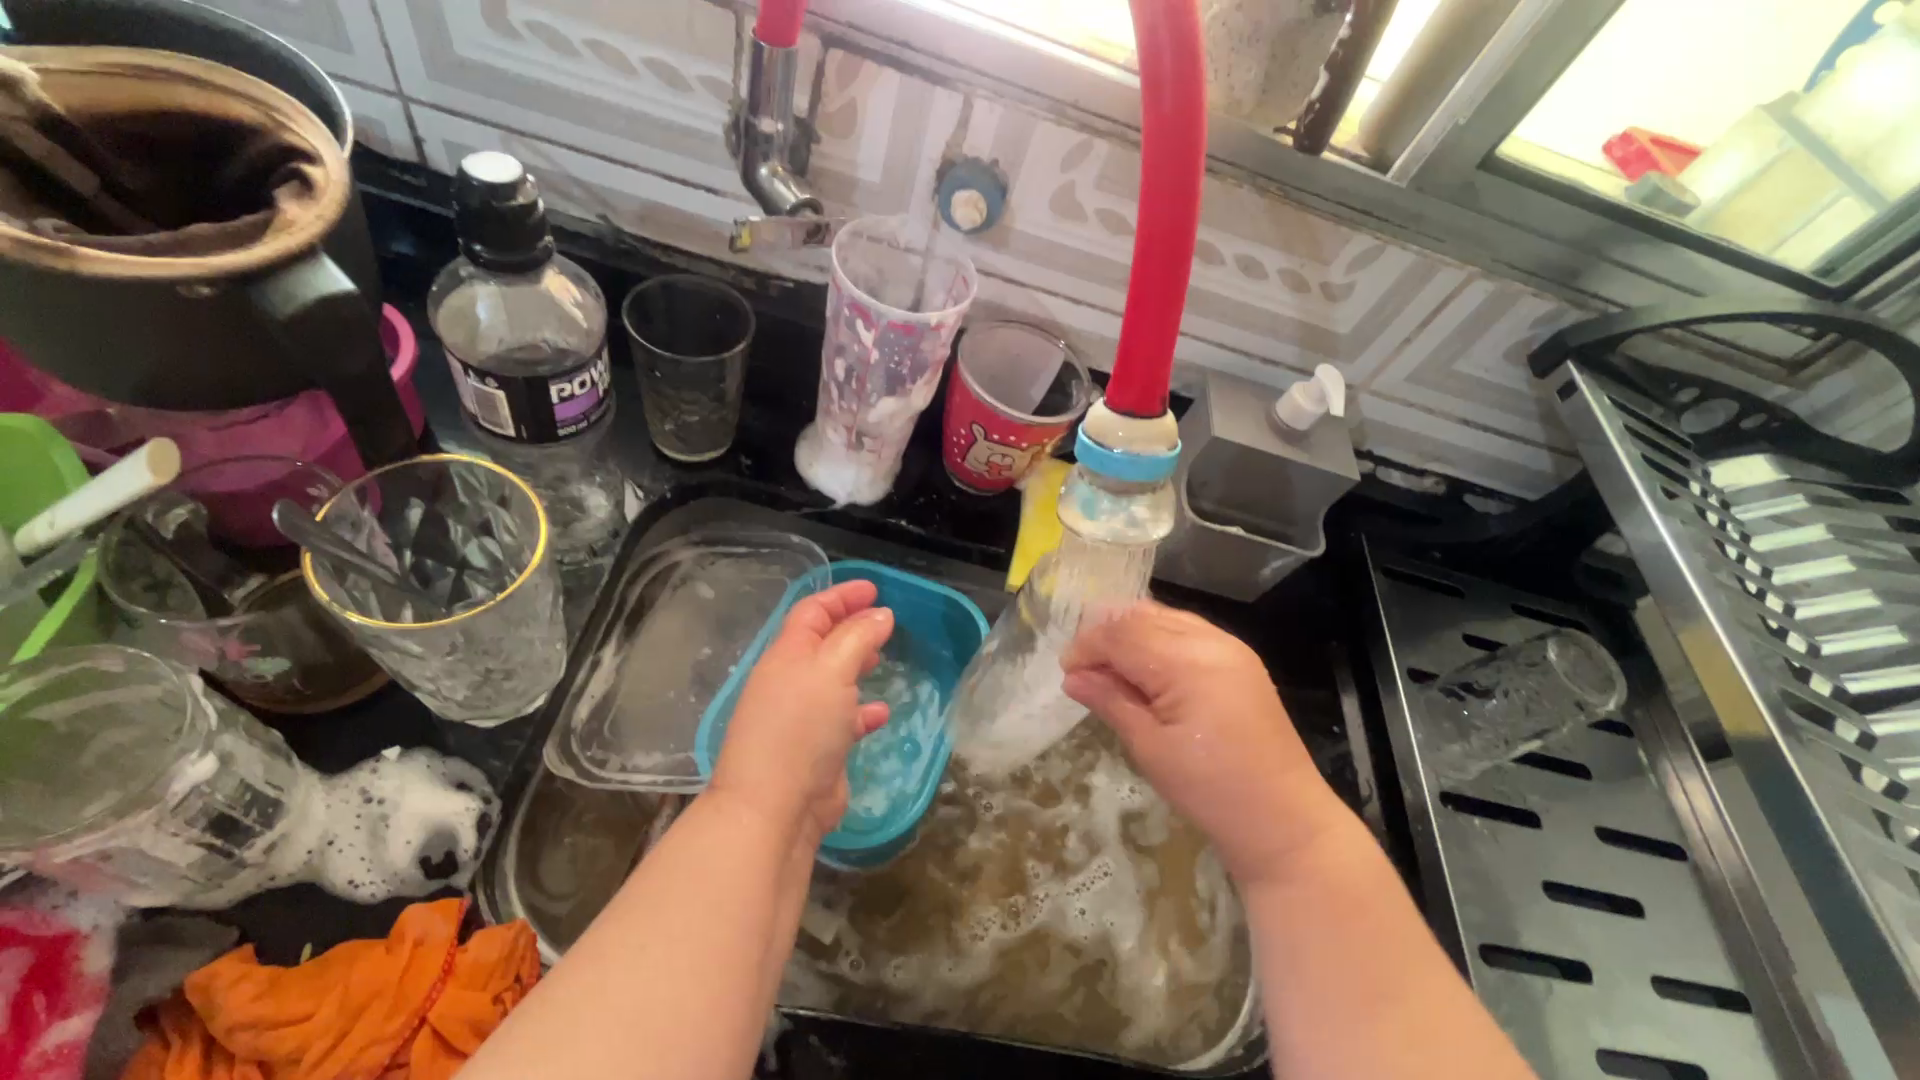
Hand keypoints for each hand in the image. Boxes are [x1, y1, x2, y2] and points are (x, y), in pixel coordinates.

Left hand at [709, 580, 894, 846]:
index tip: (874, 589)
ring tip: (883, 660)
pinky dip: (862, 711)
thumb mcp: (832, 670)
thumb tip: (881, 615)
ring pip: (833, 680)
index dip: (841, 596)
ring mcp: (801, 717)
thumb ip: (858, 638)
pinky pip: (843, 719)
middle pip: (821, 643)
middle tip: (884, 622)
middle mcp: (790, 681)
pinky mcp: (817, 750)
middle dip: (851, 627)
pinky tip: (881, 712)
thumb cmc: (800, 728)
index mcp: (786, 655)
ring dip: (857, 666)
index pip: (812, 611)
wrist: (775, 806)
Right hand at [1061, 602, 1350, 886]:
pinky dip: (1157, 639)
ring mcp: (1230, 647)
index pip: (1122, 631)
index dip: (1087, 645)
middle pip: (1142, 615)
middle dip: (1105, 634)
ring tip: (1108, 668)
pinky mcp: (1240, 660)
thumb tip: (1072, 677)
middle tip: (1081, 668)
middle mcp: (1211, 641)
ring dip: (1130, 633)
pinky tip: (1144, 668)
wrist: (1283, 819)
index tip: (1066, 672)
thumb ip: (1111, 701)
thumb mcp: (1150, 748)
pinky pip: (1188, 631)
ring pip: (1165, 617)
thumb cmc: (1210, 790)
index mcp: (1187, 662)